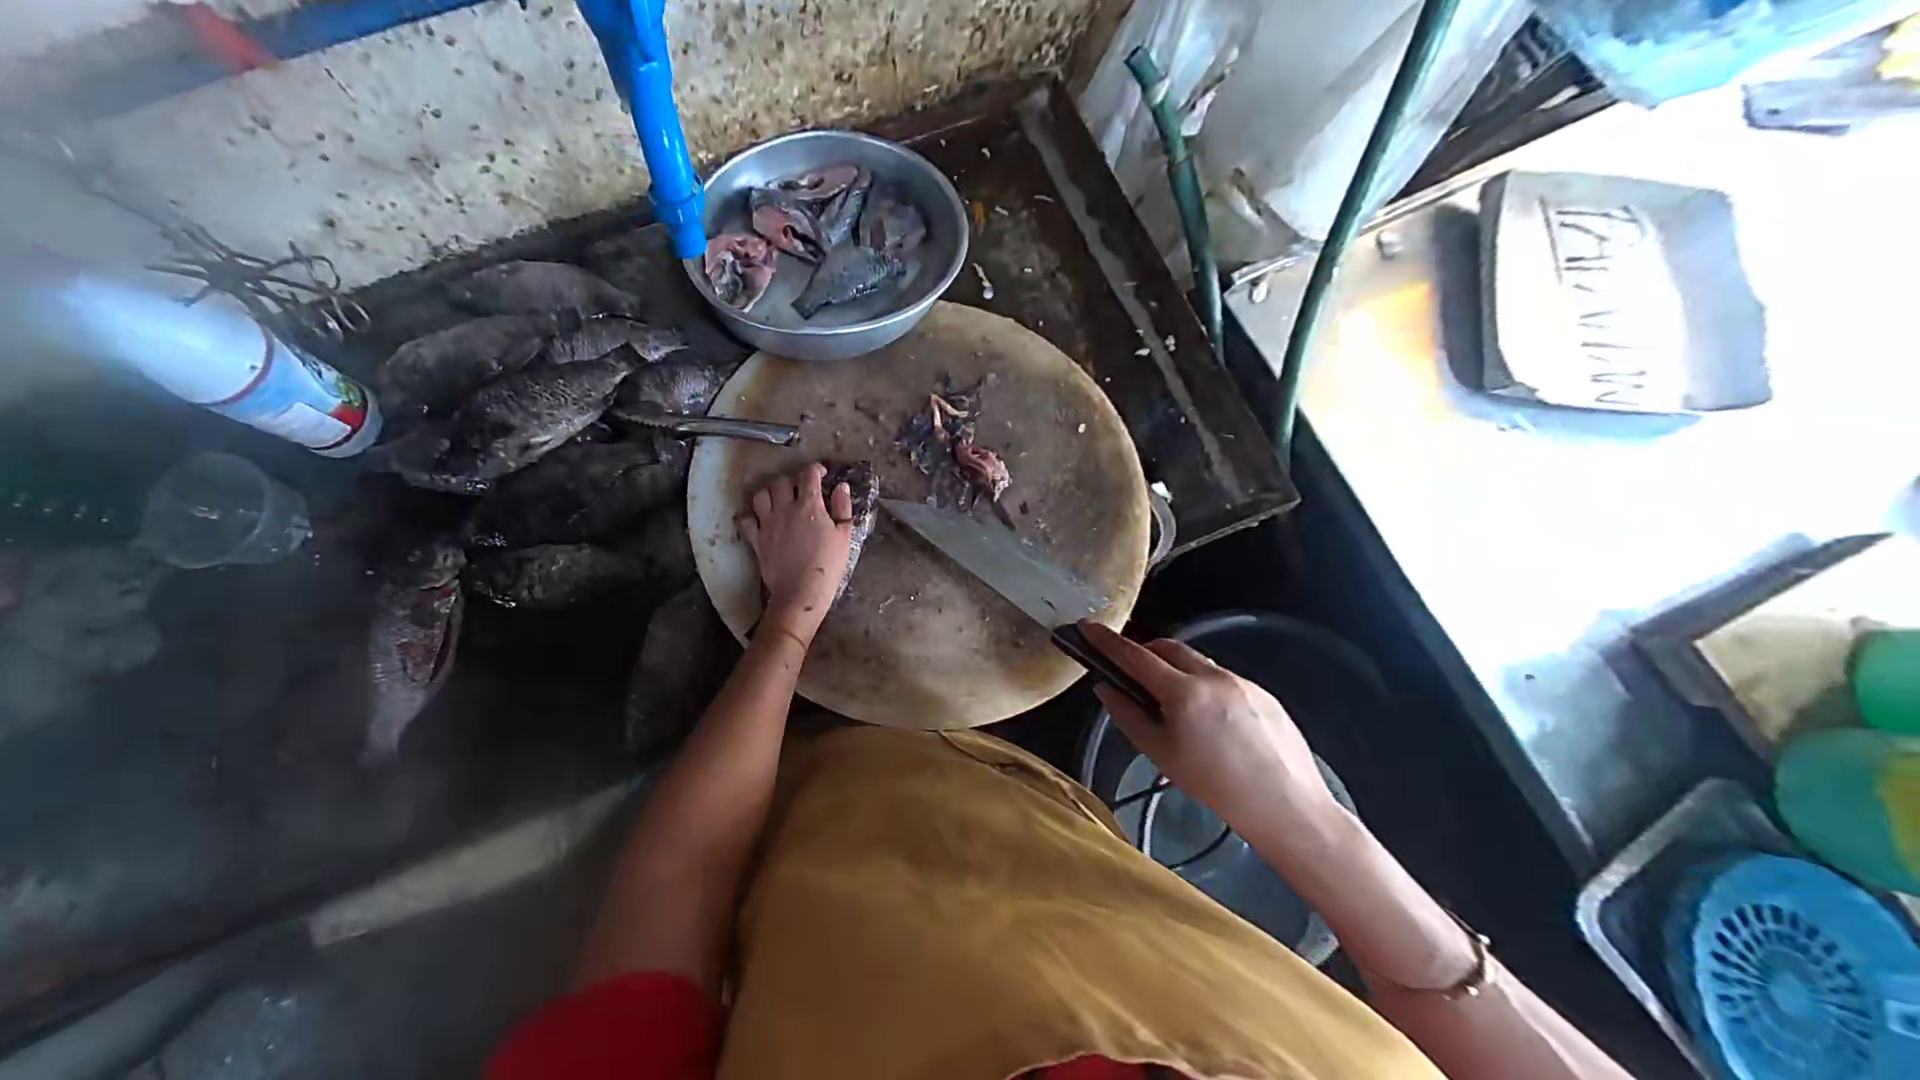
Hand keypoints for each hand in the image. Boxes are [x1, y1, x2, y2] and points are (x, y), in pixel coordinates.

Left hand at [737, 464, 853, 645]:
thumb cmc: (828, 565)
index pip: (809, 475)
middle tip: (800, 490)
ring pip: (761, 495)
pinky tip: (758, 519)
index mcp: (809, 505)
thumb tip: (841, 487)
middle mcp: (785, 508)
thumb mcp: (845, 536)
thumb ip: (843, 508)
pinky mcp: (756, 539)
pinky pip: (746, 519)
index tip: (821, 473)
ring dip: (769, 493)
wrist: (801, 592)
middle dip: (791, 481)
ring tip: (778, 500)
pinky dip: (750, 515)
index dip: (816, 469)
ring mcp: (767, 523)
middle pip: (781, 481)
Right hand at [1079, 620, 1340, 828]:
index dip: (1107, 641)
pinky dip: (1205, 687)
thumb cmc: (1219, 787)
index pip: (1135, 655)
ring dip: (1177, 671)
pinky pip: (1224, 678)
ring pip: (1197, 662)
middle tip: (1132, 674)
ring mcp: (1242, 681)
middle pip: (1167, 647)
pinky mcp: (1263, 691)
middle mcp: (1214, 677)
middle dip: (1145, 653)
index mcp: (1184, 692)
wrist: (1286, 805)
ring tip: (1175, 708)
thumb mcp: (1160, 754)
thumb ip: (1127, 716)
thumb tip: (1106, 690)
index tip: (1090, 629)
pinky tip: (1211, 721)